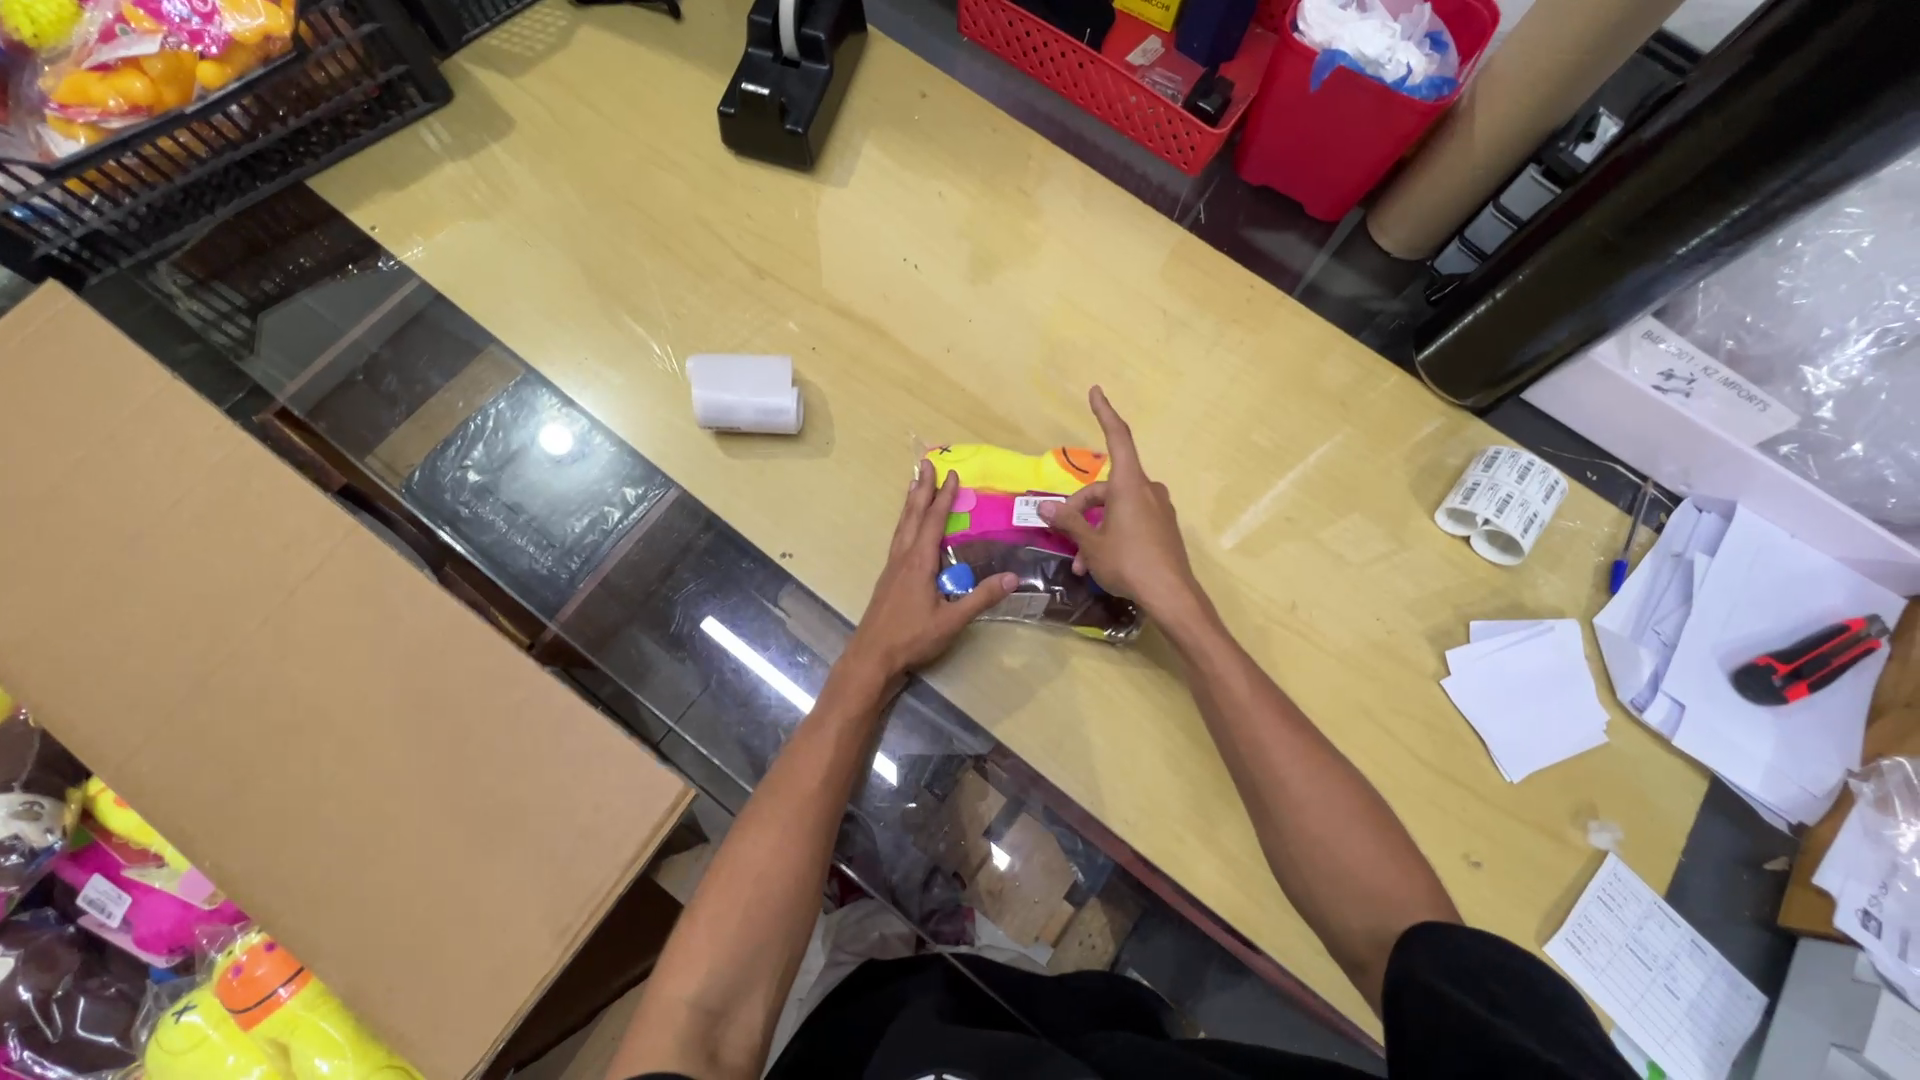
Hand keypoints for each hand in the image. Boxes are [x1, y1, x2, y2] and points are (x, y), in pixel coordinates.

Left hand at [845, 461, 1017, 679]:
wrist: (872, 656)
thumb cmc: (911, 638)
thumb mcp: (951, 621)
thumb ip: (980, 598)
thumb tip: (1012, 577)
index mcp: (919, 562)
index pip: (934, 521)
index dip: (944, 497)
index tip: (952, 474)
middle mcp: (903, 558)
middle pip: (913, 516)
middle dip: (922, 489)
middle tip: (927, 464)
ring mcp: (892, 568)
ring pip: (902, 526)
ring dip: (910, 504)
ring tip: (914, 485)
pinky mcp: (888, 579)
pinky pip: (898, 540)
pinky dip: (905, 524)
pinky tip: (908, 529)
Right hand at [1038, 386, 1200, 614]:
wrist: (1171, 596)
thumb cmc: (1128, 563)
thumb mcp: (1091, 544)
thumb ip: (1069, 522)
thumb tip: (1045, 506)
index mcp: (1130, 485)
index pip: (1117, 438)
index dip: (1105, 413)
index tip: (1096, 391)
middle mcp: (1147, 491)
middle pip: (1105, 487)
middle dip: (1081, 509)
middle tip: (1064, 537)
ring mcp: (1158, 510)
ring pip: (1116, 509)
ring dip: (1094, 530)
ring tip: (1081, 563)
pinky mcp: (1163, 529)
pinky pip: (1130, 521)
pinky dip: (1111, 535)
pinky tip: (1098, 563)